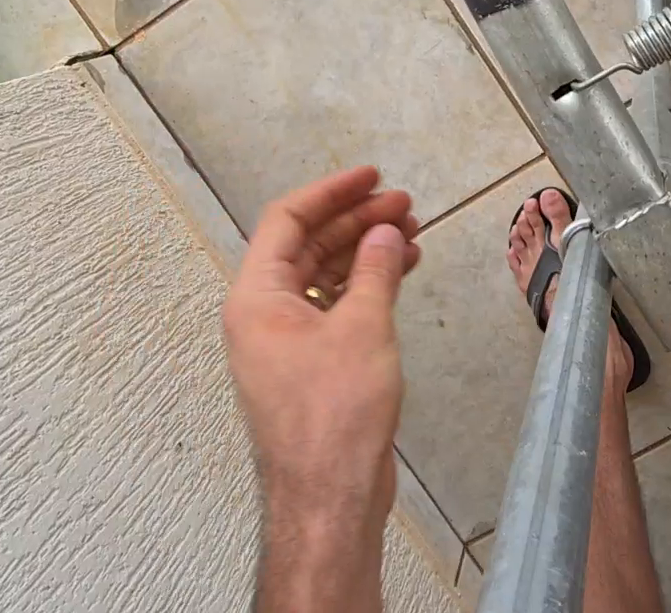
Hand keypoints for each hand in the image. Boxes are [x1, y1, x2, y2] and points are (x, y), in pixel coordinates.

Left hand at [224, 166, 419, 611]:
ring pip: (327, 273)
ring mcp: (289, 337)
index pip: (287, 220)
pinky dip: (369, 282)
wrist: (331, 495)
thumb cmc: (337, 409)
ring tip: (413, 232)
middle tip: (406, 205)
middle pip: (310, 245)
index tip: (373, 176)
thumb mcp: (362, 327)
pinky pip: (338, 303)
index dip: (331, 191)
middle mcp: (266, 311)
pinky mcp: (313, 359)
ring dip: (367, 249)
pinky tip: (403, 269)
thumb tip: (386, 230)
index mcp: (258, 296)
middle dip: (357, 219)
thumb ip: (375, 270)